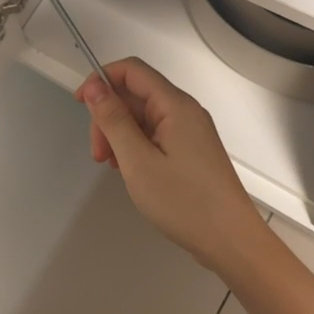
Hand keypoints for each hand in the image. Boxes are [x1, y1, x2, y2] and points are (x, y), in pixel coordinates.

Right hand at [78, 58, 266, 273]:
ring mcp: (190, 132)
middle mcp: (185, 111)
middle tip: (99, 153)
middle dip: (109, 116)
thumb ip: (114, 120)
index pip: (132, 70)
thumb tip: (95, 87)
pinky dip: (136, 147)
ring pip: (143, 117)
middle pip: (135, 95)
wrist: (232, 243)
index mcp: (175, 106)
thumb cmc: (184, 202)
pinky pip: (155, 135)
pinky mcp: (191, 151)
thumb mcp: (138, 161)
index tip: (81, 105)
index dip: (101, 80)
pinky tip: (131, 171)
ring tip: (113, 167)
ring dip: (119, 135)